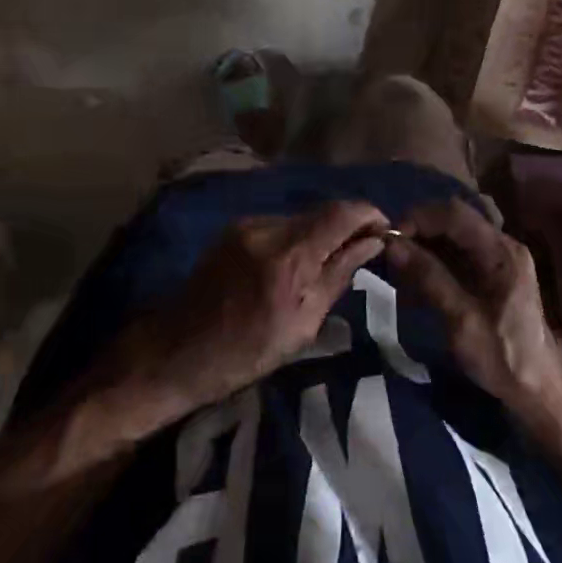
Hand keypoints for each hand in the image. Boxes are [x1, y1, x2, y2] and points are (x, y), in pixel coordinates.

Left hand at [136, 201, 388, 408]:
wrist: (176, 351)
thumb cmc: (246, 351)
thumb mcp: (304, 324)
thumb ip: (339, 274)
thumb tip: (373, 242)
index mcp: (289, 257)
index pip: (342, 212)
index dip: (370, 214)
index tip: (385, 229)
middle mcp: (269, 228)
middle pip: (323, 211)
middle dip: (348, 225)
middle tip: (362, 250)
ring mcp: (248, 224)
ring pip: (302, 217)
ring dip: (321, 233)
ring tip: (326, 263)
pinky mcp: (235, 228)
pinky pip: (280, 225)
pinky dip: (297, 238)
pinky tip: (293, 265)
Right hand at [383, 199, 561, 416]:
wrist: (538, 389)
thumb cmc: (501, 356)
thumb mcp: (460, 319)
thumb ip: (429, 277)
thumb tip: (393, 245)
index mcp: (502, 252)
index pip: (455, 214)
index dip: (420, 218)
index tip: (391, 237)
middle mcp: (504, 245)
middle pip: (456, 219)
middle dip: (420, 230)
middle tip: (391, 251)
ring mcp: (502, 257)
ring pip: (456, 234)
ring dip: (427, 243)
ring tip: (400, 265)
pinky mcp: (496, 272)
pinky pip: (462, 251)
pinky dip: (438, 258)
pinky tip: (419, 277)